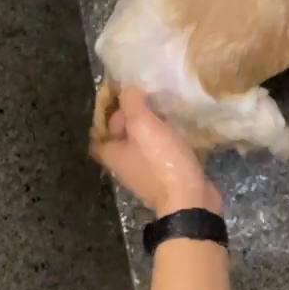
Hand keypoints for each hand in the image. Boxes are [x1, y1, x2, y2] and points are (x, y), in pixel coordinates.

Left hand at [91, 88, 222, 215]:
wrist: (190, 201)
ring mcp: (146, 176)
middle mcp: (125, 167)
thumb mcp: (142, 124)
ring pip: (143, 147)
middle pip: (122, 138)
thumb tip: (130, 88)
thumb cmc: (161, 162)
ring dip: (152, 131)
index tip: (122, 99)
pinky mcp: (167, 180)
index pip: (98, 133)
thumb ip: (132, 102)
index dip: (106, 114)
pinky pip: (162, 156)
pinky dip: (168, 145)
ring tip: (166, 113)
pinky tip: (180, 133)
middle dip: (132, 120)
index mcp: (112, 155)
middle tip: (148, 101)